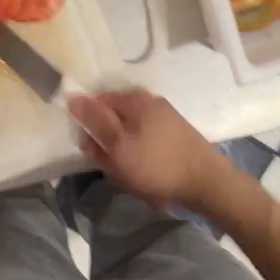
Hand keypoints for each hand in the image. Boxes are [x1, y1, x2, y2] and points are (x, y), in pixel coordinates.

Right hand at [69, 90, 228, 209]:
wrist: (206, 182)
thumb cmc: (156, 165)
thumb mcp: (118, 145)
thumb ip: (95, 120)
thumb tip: (73, 97)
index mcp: (134, 99)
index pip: (95, 103)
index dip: (89, 127)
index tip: (94, 151)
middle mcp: (149, 101)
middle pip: (112, 119)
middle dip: (107, 144)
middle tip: (114, 167)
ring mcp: (164, 117)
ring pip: (128, 134)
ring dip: (122, 155)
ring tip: (131, 175)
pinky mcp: (174, 134)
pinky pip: (144, 142)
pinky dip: (139, 158)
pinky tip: (146, 174)